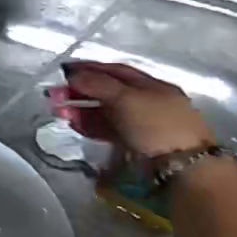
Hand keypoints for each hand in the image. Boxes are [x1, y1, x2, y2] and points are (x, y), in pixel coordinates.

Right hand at [50, 61, 215, 157]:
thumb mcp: (126, 98)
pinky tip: (75, 125)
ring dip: (80, 109)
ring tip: (60, 112)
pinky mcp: (132, 144)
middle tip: (55, 95)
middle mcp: (146, 102)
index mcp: (152, 86)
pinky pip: (106, 129)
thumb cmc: (156, 125)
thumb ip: (97, 83)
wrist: (181, 168)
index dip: (90, 68)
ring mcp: (140, 124)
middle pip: (106, 91)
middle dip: (79, 91)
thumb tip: (72, 74)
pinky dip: (88, 126)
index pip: (116, 71)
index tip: (64, 71)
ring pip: (104, 111)